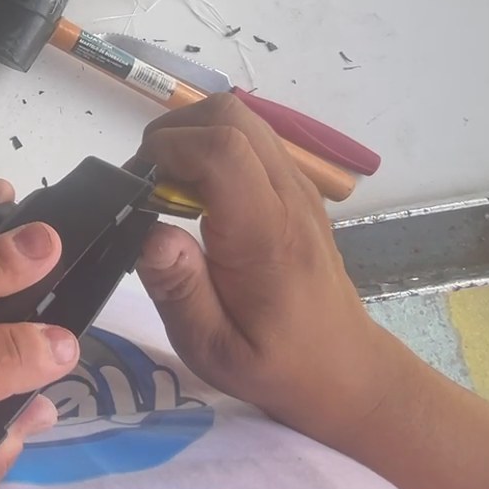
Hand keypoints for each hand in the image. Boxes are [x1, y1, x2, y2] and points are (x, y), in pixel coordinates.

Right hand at [133, 94, 417, 445]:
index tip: (138, 185)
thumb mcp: (214, 350)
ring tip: (166, 186)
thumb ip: (179, 291)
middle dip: (172, 134)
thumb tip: (150, 232)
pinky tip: (194, 193)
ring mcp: (296, 186)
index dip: (168, 149)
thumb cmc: (277, 366)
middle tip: (147, 182)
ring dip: (189, 135)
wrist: (350, 373)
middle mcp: (287, 196)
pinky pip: (247, 137)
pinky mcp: (293, 187)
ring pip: (238, 116)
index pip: (222, 149)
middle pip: (229, 116)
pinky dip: (207, 146)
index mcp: (266, 234)